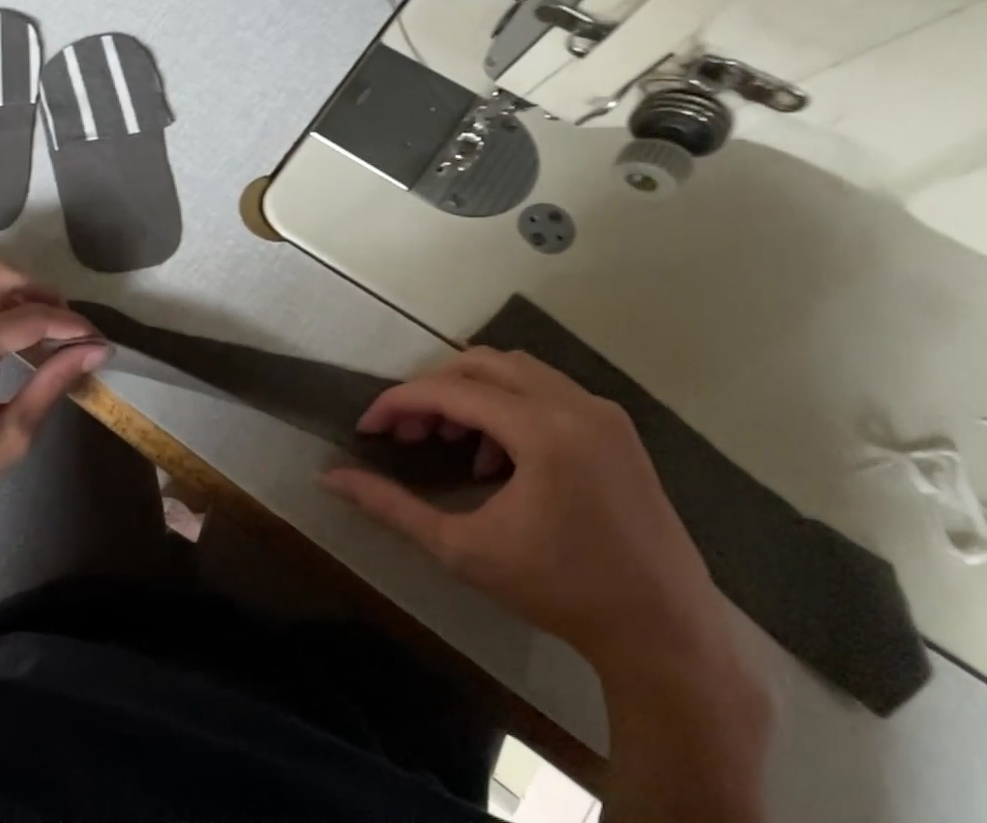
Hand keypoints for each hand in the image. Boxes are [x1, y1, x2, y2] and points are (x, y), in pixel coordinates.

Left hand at [0, 259, 106, 536]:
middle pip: (0, 278)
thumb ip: (52, 385)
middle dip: (41, 293)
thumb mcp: (11, 436)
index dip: (69, 325)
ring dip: (5, 281)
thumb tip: (93, 351)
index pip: (29, 319)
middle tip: (66, 325)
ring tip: (30, 312)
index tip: (96, 338)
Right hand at [322, 348, 730, 669]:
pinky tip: (496, 461)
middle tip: (405, 434)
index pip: (450, 390)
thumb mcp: (460, 548)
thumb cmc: (557, 589)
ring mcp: (605, 416)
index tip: (366, 429)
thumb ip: (390, 505)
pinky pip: (549, 393)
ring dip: (471, 397)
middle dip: (432, 392)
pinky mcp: (620, 433)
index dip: (397, 403)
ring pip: (518, 372)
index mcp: (543, 430)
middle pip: (482, 364)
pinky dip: (508, 408)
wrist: (663, 629)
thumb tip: (329, 478)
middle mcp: (577, 406)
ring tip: (449, 446)